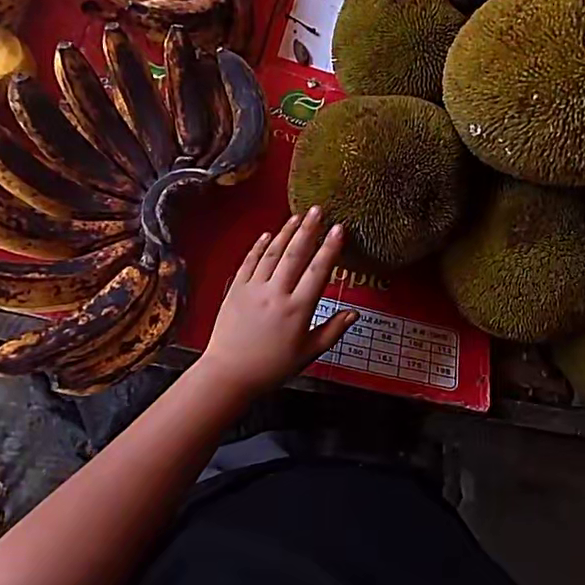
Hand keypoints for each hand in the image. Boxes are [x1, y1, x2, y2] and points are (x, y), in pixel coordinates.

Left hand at [193, 206, 357, 401]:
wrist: (229, 374)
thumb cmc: (271, 367)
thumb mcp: (308, 353)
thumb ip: (333, 330)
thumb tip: (354, 313)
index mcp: (297, 310)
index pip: (318, 271)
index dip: (330, 248)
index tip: (339, 229)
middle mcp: (276, 294)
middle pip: (295, 254)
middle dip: (308, 229)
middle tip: (317, 210)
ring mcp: (253, 289)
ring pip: (272, 253)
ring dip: (286, 232)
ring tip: (297, 217)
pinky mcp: (236, 290)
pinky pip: (249, 262)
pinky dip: (259, 246)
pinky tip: (268, 235)